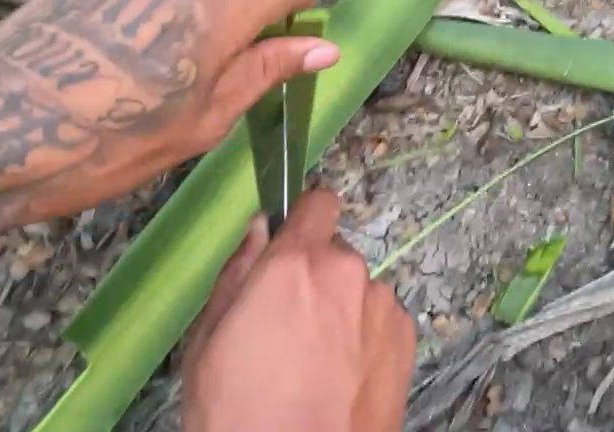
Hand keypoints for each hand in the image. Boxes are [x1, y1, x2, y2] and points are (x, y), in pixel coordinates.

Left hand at [0, 0, 339, 219]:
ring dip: (196, 7)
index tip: (280, 40)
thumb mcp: (202, 121)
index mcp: (219, 11)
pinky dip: (153, 1)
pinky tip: (115, 46)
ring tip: (150, 61)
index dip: (298, 5)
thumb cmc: (108, 145)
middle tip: (208, 68)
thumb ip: (266, 70)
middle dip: (244, 12)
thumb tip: (326, 47)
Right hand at [182, 190, 415, 431]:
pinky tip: (343, 379)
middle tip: (290, 328)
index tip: (291, 244)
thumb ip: (237, 273)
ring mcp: (382, 302)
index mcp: (297, 262)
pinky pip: (380, 320)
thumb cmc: (236, 412)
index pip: (318, 202)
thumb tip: (261, 228)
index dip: (305, 219)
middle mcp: (347, 270)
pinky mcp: (406, 335)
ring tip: (317, 365)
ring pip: (358, 290)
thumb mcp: (207, 343)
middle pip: (334, 254)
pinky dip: (365, 339)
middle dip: (316, 279)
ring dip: (342, 311)